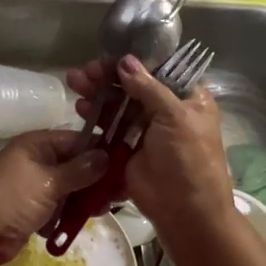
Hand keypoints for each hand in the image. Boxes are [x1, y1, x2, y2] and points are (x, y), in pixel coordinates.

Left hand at [0, 130, 108, 264]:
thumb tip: (107, 156)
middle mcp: (37, 159)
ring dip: (85, 197)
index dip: (100, 150)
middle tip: (118, 192)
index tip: (125, 163)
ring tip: (103, 209)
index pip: (76, 139)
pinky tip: (86, 219)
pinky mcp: (35, 206)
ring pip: (71, 186)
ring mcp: (35, 183)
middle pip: (76, 164)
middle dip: (96, 178)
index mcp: (36, 144)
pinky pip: (61, 204)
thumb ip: (80, 170)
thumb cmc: (12, 200)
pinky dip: (71, 211)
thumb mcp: (49, 182)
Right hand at [65, 55, 234, 230]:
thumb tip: (125, 60)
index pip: (159, 70)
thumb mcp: (175, 117)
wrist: (185, 211)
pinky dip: (96, 115)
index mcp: (188, 99)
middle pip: (134, 85)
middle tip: (85, 70)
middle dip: (109, 76)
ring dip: (98, 93)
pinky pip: (110, 126)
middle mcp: (167, 110)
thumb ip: (148, 87)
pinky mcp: (128, 148)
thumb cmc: (189, 159)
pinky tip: (81, 107)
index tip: (109, 55)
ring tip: (76, 83)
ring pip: (119, 103)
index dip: (135, 61)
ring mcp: (146, 130)